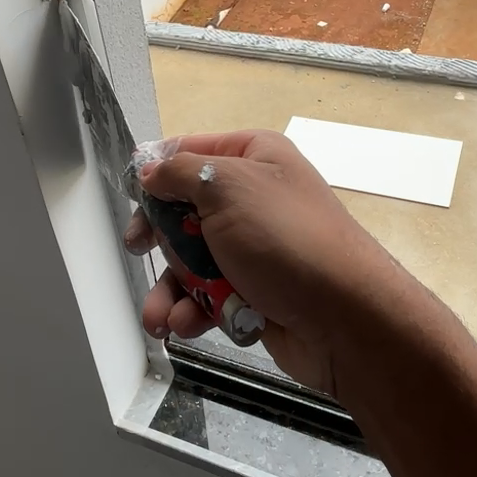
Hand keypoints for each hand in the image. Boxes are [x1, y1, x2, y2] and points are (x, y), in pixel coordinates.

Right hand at [122, 129, 412, 395]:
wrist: (345, 319)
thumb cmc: (285, 241)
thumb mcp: (226, 189)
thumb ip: (178, 173)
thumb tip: (150, 170)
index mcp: (253, 157)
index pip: (190, 151)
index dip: (156, 172)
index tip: (131, 194)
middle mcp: (253, 197)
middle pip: (183, 211)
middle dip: (159, 239)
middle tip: (138, 250)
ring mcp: (254, 247)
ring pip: (192, 260)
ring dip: (171, 289)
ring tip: (161, 316)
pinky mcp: (254, 291)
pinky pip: (209, 294)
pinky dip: (194, 310)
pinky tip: (187, 324)